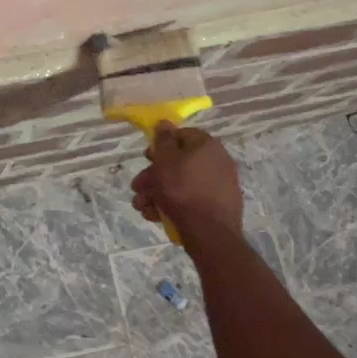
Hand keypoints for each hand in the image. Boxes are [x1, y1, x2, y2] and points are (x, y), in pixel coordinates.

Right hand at [131, 123, 243, 244]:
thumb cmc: (183, 190)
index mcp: (207, 145)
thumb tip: (164, 122)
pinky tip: (156, 216)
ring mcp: (219, 186)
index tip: (147, 158)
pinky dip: (172, 205)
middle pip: (179, 163)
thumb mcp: (166, 160)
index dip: (161, 144)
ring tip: (142, 207)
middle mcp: (217, 162)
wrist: (210, 234)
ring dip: (157, 193)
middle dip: (153, 176)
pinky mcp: (218, 207)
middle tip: (137, 187)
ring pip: (181, 184)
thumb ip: (163, 139)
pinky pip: (191, 200)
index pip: (181, 135)